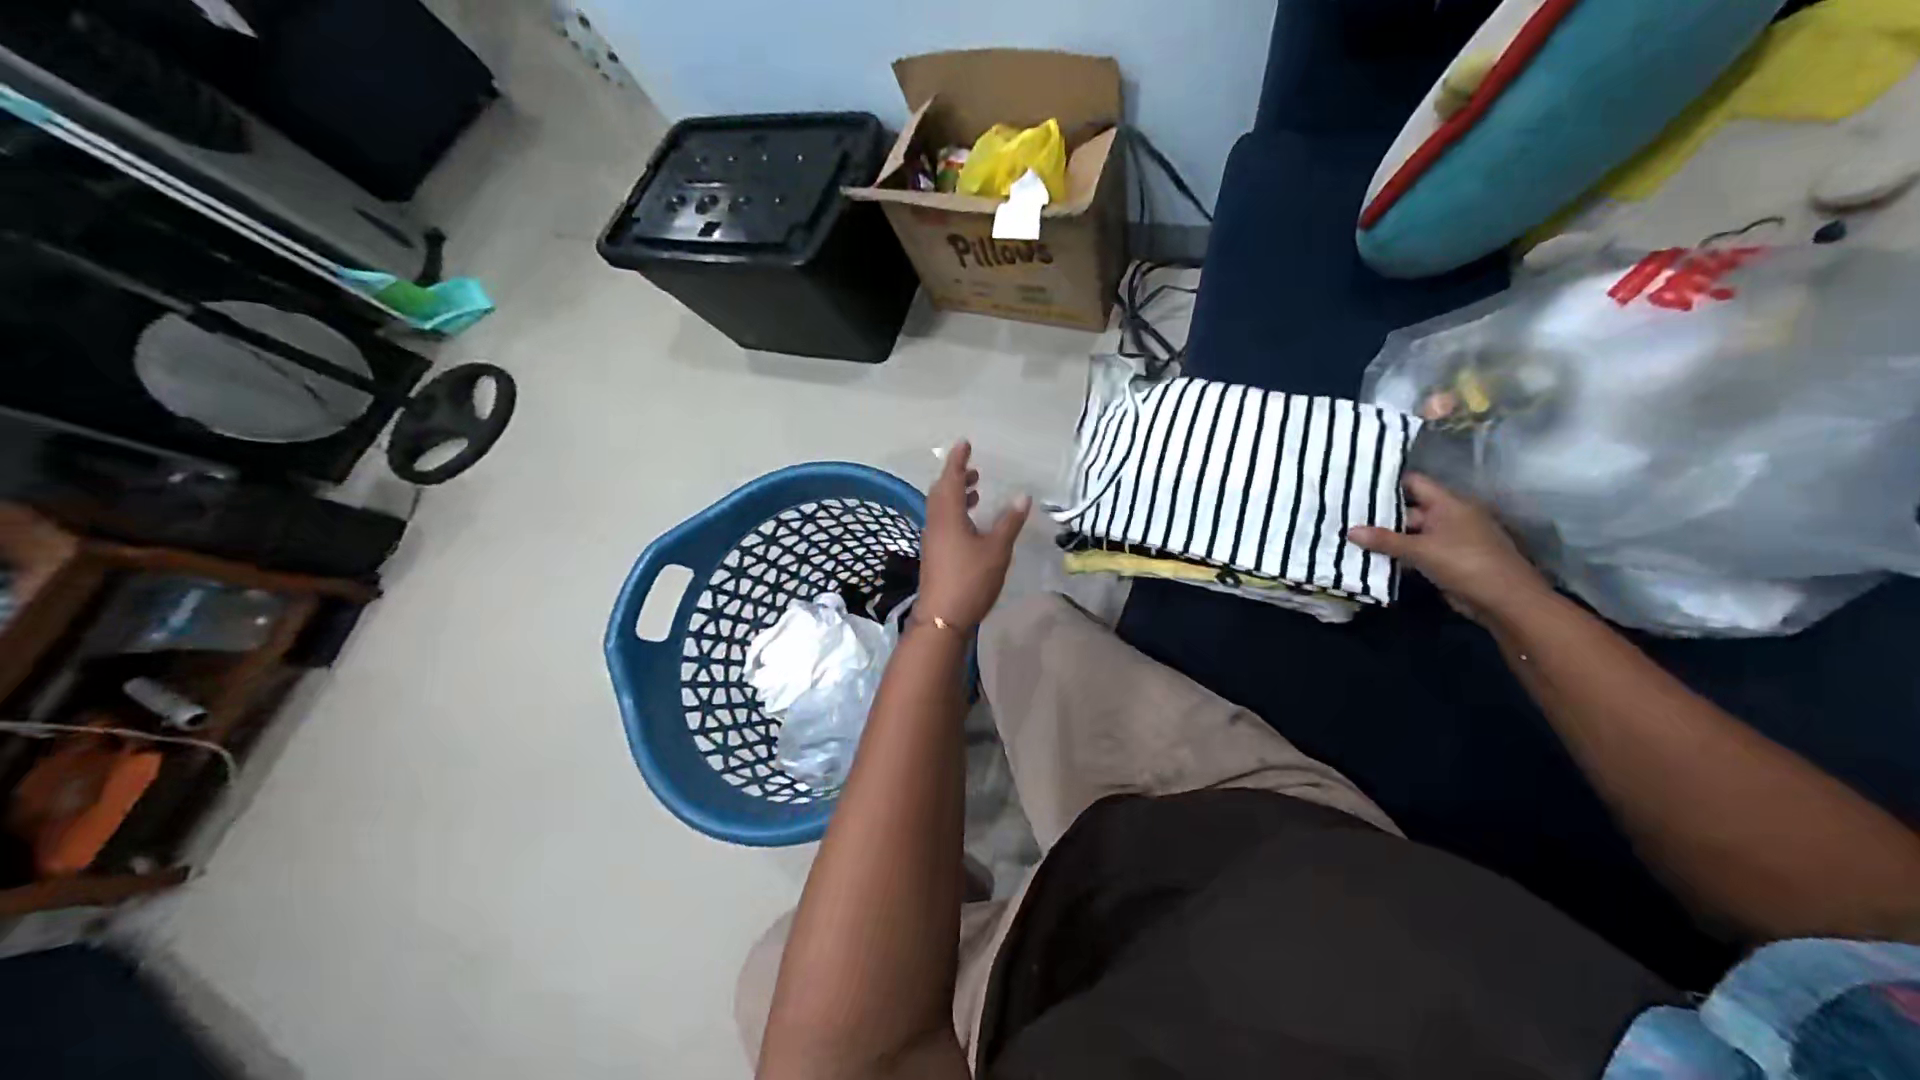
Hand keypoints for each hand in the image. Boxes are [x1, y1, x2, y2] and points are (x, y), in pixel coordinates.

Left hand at [919, 441, 1031, 629]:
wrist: (942, 618)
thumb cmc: (970, 579)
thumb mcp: (997, 549)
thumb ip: (1009, 522)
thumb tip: (1023, 496)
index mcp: (948, 515)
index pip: (951, 478)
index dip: (957, 460)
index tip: (964, 444)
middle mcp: (935, 522)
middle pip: (941, 491)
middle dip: (956, 477)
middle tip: (973, 470)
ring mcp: (932, 539)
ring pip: (940, 508)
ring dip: (955, 495)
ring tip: (975, 492)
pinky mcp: (934, 554)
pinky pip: (942, 522)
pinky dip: (955, 512)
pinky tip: (970, 524)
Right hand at [1348, 473, 1551, 625]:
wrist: (1505, 600)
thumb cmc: (1465, 563)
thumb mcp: (1419, 550)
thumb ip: (1384, 540)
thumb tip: (1349, 531)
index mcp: (1449, 504)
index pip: (1414, 483)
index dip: (1387, 483)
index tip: (1357, 486)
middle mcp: (1450, 516)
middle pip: (1409, 509)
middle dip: (1380, 515)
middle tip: (1346, 516)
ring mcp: (1450, 539)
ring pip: (1411, 533)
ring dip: (1387, 538)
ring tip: (1352, 537)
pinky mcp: (1447, 560)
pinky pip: (1417, 551)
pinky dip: (1398, 554)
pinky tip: (1372, 557)